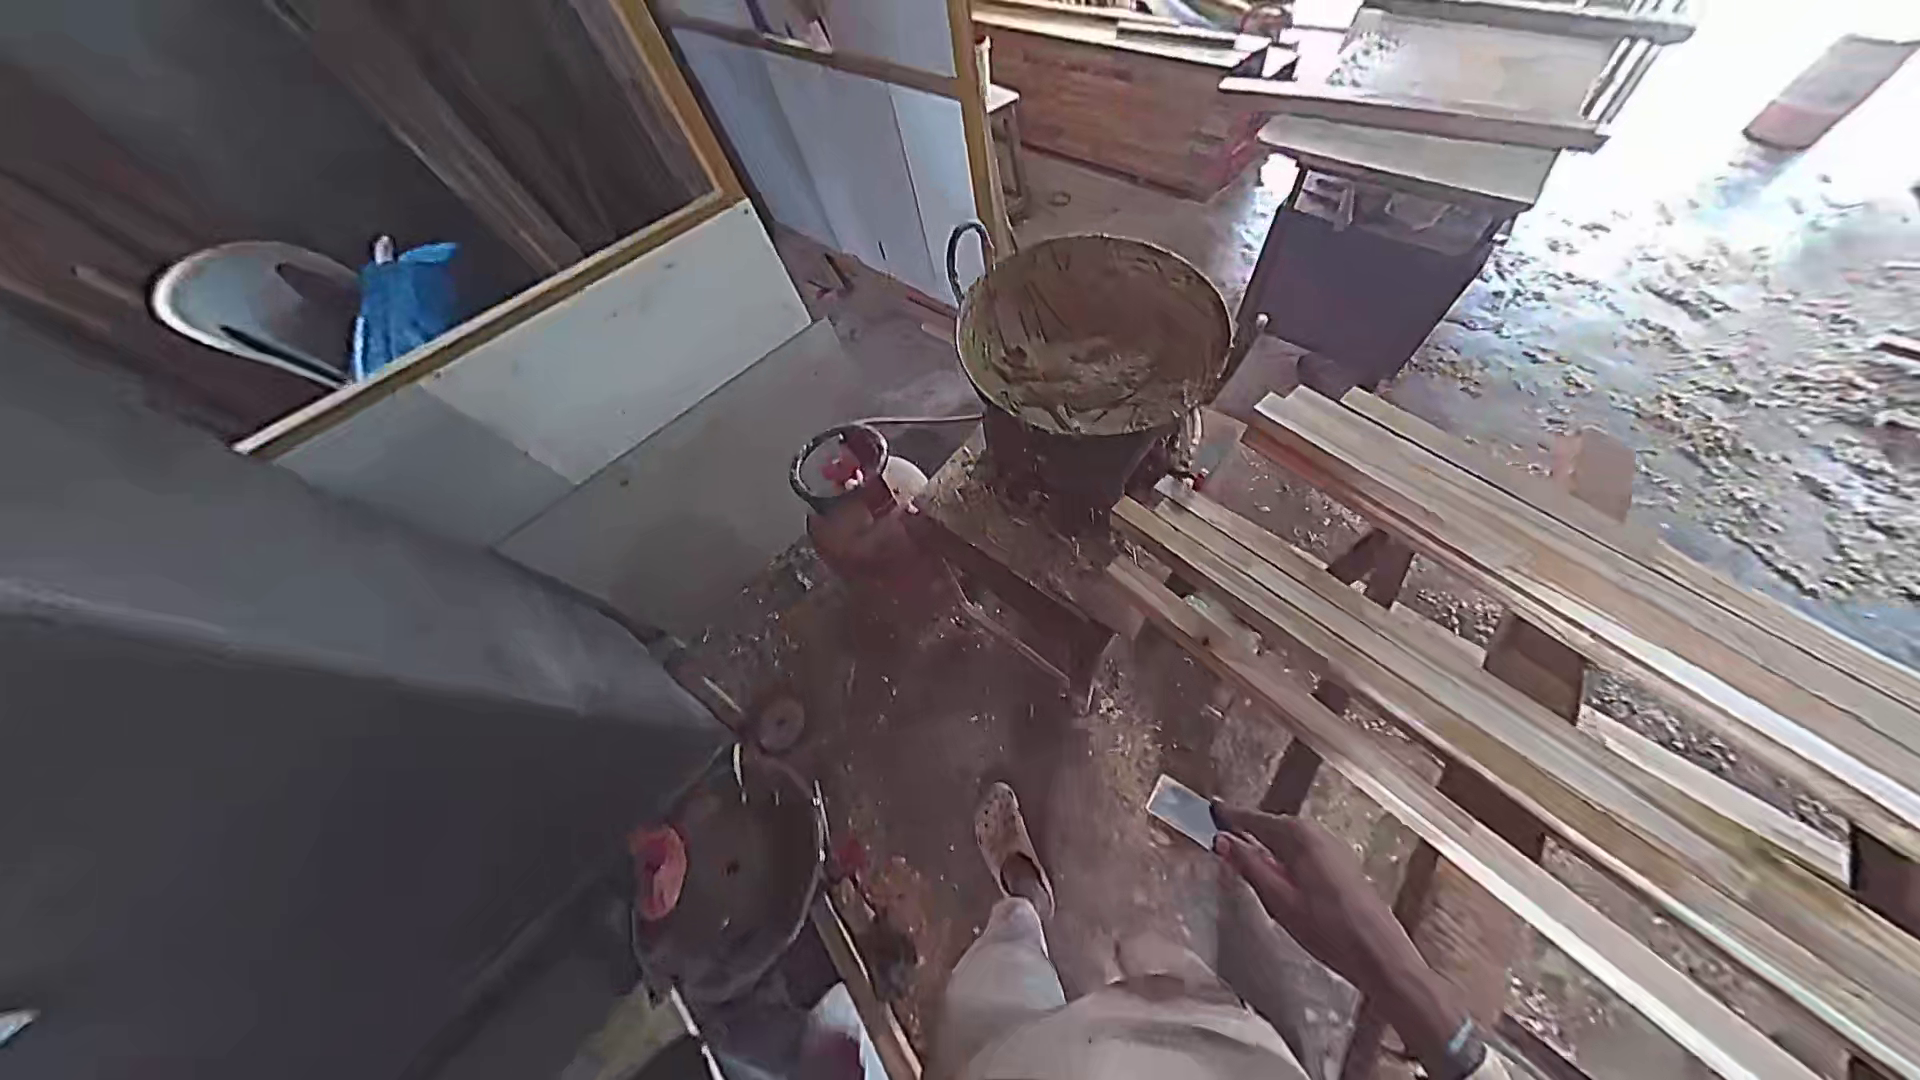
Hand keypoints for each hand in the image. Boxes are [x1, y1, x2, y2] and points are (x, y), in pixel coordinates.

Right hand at [1213, 805, 1467, 1070]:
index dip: (1227, 816)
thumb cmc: (1330, 932)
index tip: (1208, 810)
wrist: (1385, 960)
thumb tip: (1222, 840)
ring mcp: (1332, 847)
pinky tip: (1280, 879)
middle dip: (1246, 834)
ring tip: (1248, 864)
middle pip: (1269, 826)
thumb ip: (1248, 865)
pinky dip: (1284, 857)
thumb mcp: (1278, 901)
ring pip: (1286, 840)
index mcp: (1297, 835)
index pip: (1251, 818)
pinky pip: (1302, 850)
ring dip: (1266, 847)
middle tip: (1223, 843)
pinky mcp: (1342, 863)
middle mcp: (1315, 833)